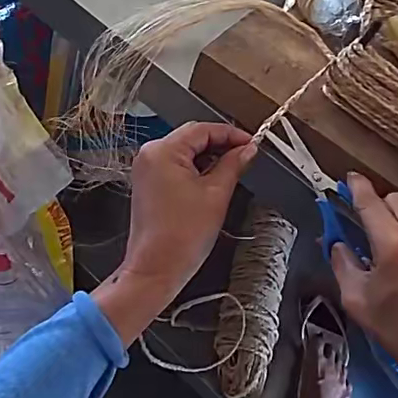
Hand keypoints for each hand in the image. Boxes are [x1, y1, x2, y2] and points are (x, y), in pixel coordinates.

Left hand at [94, 122, 258, 344]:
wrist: (156, 269)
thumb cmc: (180, 237)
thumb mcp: (217, 194)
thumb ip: (233, 165)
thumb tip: (246, 150)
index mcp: (163, 151)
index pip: (203, 129)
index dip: (231, 133)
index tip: (251, 142)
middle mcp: (150, 155)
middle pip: (192, 137)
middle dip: (221, 144)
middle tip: (246, 153)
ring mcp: (146, 169)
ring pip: (185, 151)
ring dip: (209, 156)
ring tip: (234, 167)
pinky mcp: (148, 183)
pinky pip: (176, 165)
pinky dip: (196, 168)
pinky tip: (214, 178)